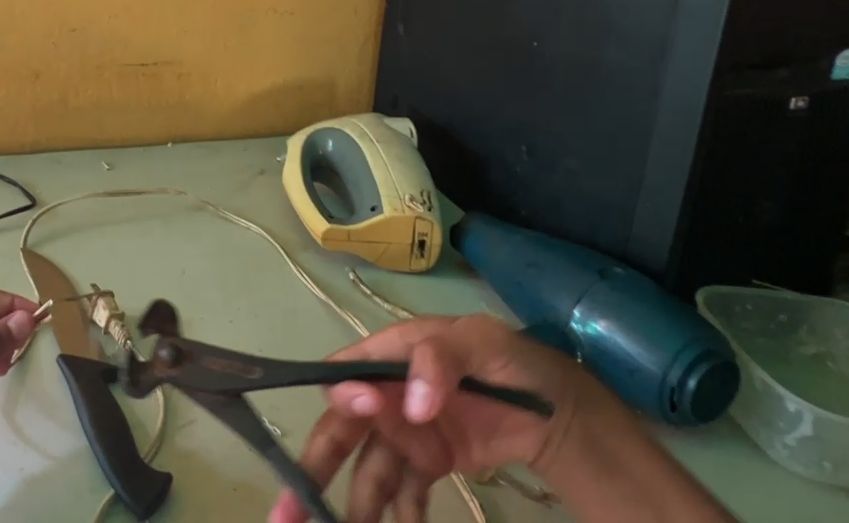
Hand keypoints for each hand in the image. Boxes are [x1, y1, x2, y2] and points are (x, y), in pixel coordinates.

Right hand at [269, 314, 615, 522]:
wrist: (559, 408)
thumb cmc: (510, 360)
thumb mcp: (477, 342)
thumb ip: (439, 363)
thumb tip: (412, 405)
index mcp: (390, 356)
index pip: (348, 376)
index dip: (343, 398)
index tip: (359, 414)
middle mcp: (388, 395)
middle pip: (342, 432)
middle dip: (312, 471)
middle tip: (288, 514)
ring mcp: (408, 433)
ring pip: (367, 471)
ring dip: (353, 506)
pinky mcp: (429, 463)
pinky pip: (404, 492)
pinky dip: (399, 515)